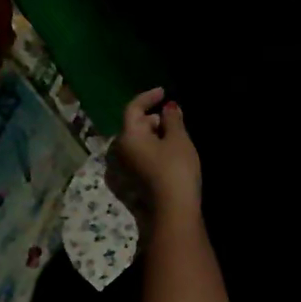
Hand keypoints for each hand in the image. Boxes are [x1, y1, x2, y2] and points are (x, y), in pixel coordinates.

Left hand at [116, 87, 201, 215]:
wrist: (174, 209)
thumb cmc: (176, 168)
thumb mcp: (178, 139)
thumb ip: (172, 119)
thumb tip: (168, 107)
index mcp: (128, 136)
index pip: (133, 108)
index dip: (148, 97)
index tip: (163, 91)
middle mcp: (122, 150)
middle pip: (135, 125)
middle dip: (153, 118)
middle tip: (174, 117)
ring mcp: (127, 167)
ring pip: (139, 141)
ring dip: (155, 133)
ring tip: (176, 133)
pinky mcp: (135, 179)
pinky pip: (142, 154)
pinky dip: (154, 147)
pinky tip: (171, 150)